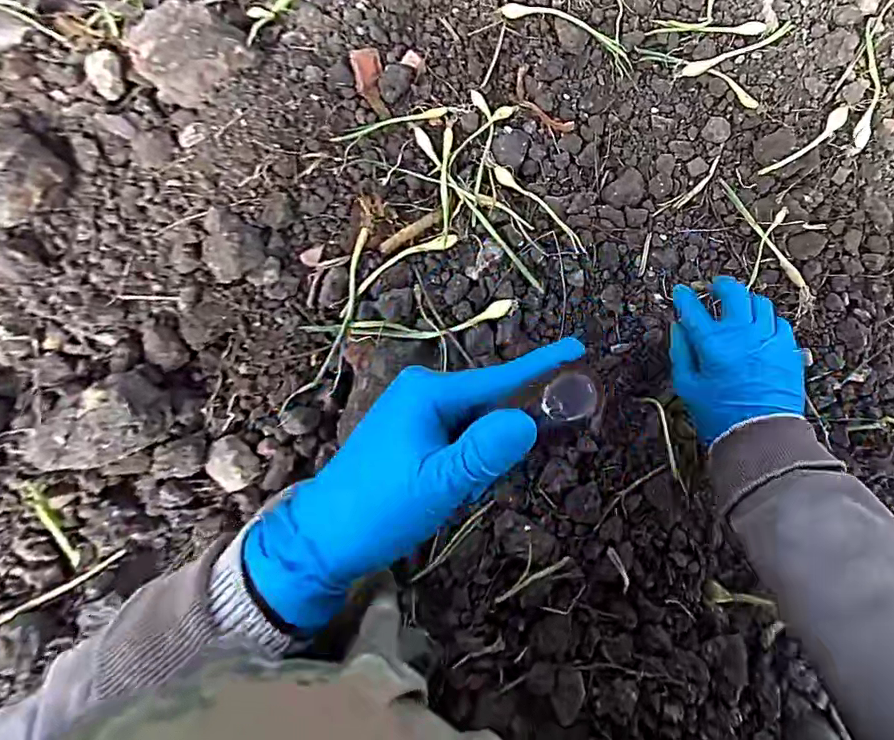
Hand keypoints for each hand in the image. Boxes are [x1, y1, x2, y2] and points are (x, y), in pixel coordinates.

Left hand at [243, 337, 583, 631]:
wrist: (315, 545)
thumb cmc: (374, 510)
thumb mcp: (435, 485)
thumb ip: (482, 453)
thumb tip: (528, 422)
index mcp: (429, 392)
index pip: (499, 378)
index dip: (543, 366)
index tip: (578, 347)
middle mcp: (425, 391)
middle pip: (493, 402)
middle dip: (505, 435)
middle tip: (492, 475)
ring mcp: (419, 410)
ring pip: (480, 422)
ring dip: (485, 453)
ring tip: (461, 492)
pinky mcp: (416, 431)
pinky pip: (463, 435)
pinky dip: (471, 458)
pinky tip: (455, 487)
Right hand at [670, 276, 805, 445]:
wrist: (763, 437)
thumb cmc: (722, 417)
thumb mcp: (688, 387)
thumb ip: (681, 352)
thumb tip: (679, 328)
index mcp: (713, 343)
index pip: (693, 307)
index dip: (685, 296)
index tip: (683, 293)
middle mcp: (742, 333)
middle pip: (733, 291)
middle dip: (721, 285)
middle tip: (715, 288)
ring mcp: (768, 337)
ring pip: (759, 302)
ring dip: (747, 302)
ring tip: (740, 309)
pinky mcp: (788, 347)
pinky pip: (779, 322)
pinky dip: (768, 322)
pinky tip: (762, 330)